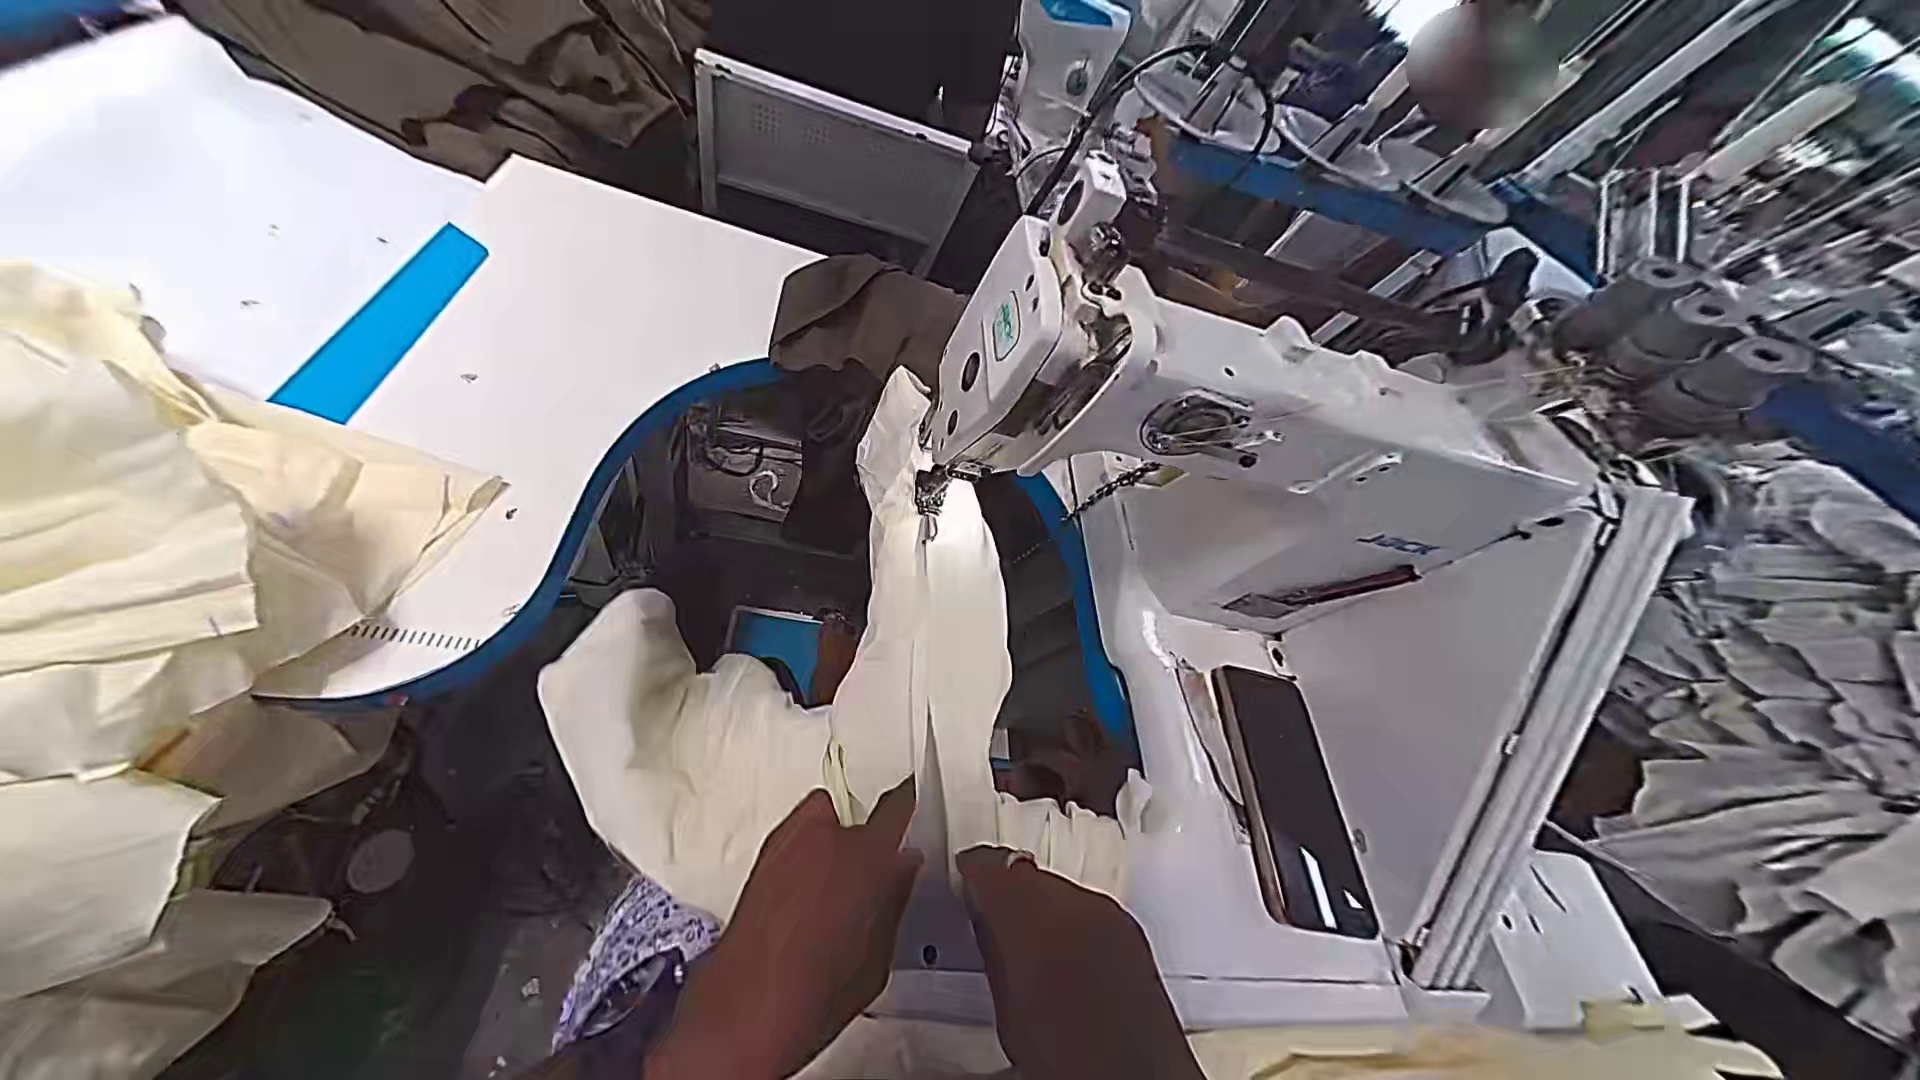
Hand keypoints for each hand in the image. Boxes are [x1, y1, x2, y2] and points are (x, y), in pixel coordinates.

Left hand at [648, 779, 921, 1078]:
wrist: (747, 1006)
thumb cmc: (811, 990)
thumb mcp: (877, 955)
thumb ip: (895, 897)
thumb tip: (903, 870)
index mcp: (868, 855)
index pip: (896, 806)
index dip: (906, 799)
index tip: (908, 796)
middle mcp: (828, 837)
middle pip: (855, 814)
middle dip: (862, 838)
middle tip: (864, 874)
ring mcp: (791, 841)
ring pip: (820, 816)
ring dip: (828, 837)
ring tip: (828, 881)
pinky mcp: (763, 855)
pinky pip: (793, 834)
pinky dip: (801, 849)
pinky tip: (801, 888)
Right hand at [959, 847, 1201, 1079]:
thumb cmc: (1071, 1060)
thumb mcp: (1008, 1008)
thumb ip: (992, 946)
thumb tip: (984, 919)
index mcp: (1029, 917)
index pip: (991, 867)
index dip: (974, 871)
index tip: (968, 876)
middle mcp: (1070, 903)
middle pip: (1025, 874)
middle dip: (1008, 889)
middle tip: (991, 910)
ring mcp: (1103, 912)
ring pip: (1055, 886)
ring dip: (1040, 903)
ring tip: (1029, 940)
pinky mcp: (1126, 926)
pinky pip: (1084, 905)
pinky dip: (1069, 917)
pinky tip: (1063, 949)